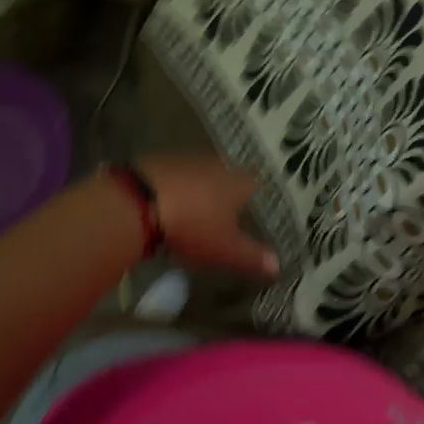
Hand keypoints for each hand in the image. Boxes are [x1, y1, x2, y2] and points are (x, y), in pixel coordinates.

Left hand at [135, 155, 279, 277]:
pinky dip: (175, 186)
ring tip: (194, 209)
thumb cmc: (194, 224)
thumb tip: (279, 265)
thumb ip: (252, 256)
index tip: (252, 206)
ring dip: (199, 187)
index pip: (253, 182)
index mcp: (236, 182)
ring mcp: (186, 159)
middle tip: (223, 210)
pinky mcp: (160, 160)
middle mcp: (215, 164)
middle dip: (225, 190)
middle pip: (226, 174)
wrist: (143, 199)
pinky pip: (175, 174)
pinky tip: (167, 202)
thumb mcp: (225, 248)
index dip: (253, 195)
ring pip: (200, 172)